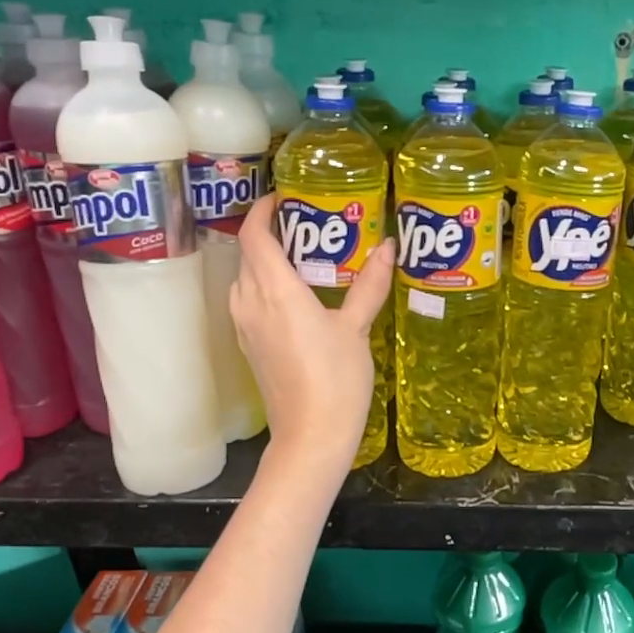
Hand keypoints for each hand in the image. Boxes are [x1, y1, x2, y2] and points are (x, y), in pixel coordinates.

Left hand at [230, 194, 392, 474]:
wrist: (311, 436)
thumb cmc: (335, 379)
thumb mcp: (356, 328)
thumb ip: (369, 284)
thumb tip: (388, 247)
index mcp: (274, 290)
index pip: (256, 234)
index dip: (264, 209)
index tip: (285, 196)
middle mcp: (249, 302)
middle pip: (249, 253)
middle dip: (273, 232)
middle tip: (309, 223)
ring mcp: (245, 326)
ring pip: (248, 278)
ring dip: (269, 260)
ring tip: (307, 255)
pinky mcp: (249, 345)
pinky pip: (251, 301)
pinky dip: (268, 286)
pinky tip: (299, 294)